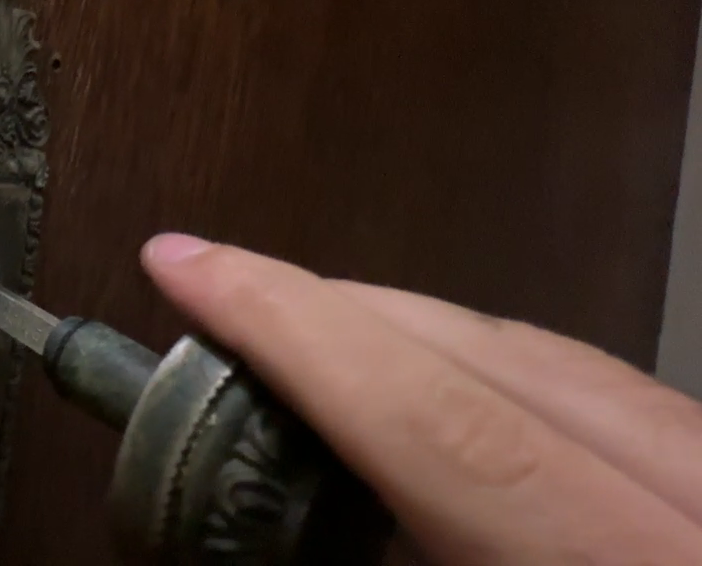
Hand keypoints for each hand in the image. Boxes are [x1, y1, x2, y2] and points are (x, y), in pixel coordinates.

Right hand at [140, 234, 701, 563]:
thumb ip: (368, 562)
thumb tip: (239, 508)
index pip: (448, 429)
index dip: (289, 325)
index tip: (174, 257)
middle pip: (513, 364)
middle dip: (335, 305)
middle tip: (217, 287)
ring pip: (571, 362)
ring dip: (407, 326)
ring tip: (303, 325)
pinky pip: (618, 398)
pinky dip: (495, 368)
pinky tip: (432, 383)